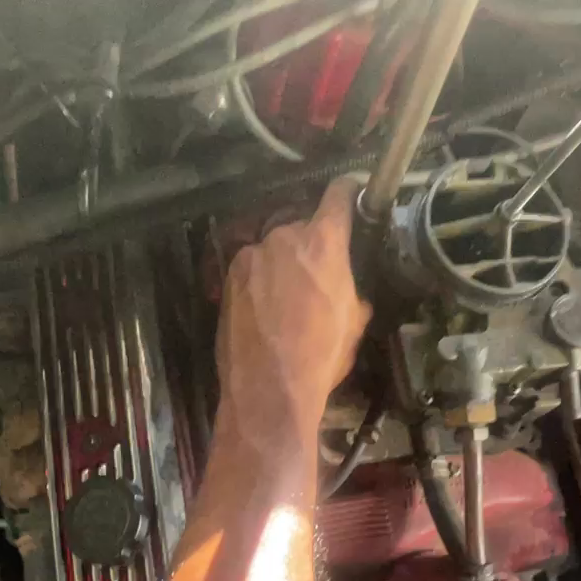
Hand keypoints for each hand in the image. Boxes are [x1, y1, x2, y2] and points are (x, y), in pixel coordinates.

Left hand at [215, 179, 371, 441]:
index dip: (347, 193)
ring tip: (285, 308)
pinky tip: (263, 317)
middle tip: (314, 283)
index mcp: (323, 242)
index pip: (339, 196)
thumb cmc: (319, 356)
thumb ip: (350, 290)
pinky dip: (259, 288)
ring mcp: (250, 257)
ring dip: (281, 270)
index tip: (351, 193)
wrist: (267, 388)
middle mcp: (283, 238)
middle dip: (309, 251)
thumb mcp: (353, 323)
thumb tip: (346, 290)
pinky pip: (250, 274)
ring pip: (272, 254)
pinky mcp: (227, 280)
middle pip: (301, 230)